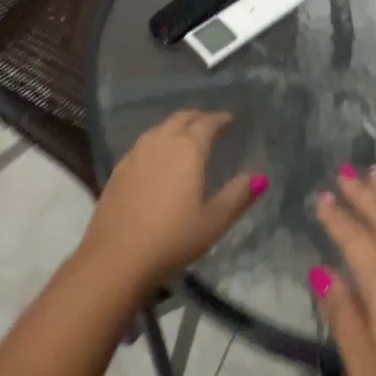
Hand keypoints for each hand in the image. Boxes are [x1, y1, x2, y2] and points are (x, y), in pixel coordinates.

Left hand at [78, 110, 266, 294]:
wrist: (116, 258)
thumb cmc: (171, 239)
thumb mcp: (213, 222)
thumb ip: (238, 196)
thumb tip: (260, 177)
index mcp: (188, 149)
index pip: (207, 123)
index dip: (220, 119)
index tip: (230, 120)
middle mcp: (161, 142)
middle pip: (181, 118)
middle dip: (198, 117)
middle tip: (210, 125)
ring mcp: (136, 153)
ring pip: (160, 128)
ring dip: (176, 126)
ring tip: (185, 138)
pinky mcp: (119, 169)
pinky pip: (144, 143)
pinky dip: (157, 141)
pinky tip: (158, 158)